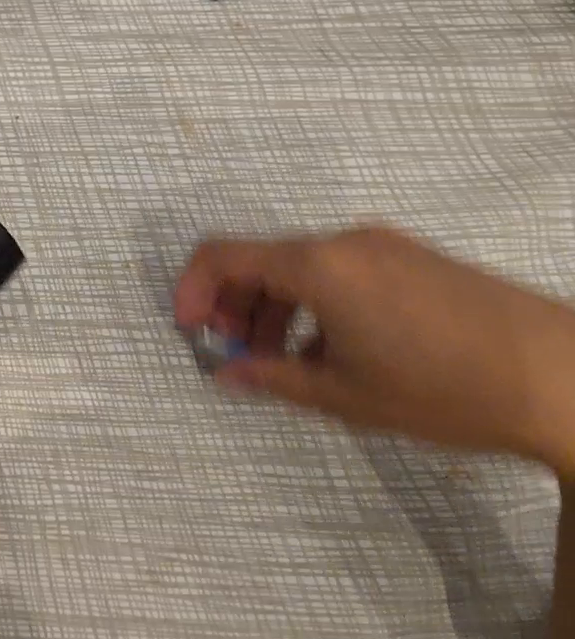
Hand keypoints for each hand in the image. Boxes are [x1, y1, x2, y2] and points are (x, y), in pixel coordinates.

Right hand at [174, 227, 574, 475]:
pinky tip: (338, 350)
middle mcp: (346, 243)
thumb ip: (270, 378)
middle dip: (234, 306)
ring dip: (275, 308)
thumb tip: (224, 374)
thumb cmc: (448, 389)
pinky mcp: (420, 260)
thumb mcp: (344, 395)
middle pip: (259, 261)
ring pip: (301, 268)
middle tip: (237, 353)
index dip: (191, 290)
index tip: (190, 330)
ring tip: (288, 360)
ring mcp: (388, 248)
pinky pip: (341, 271)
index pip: (221, 256)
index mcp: (318, 265)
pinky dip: (316, 303)